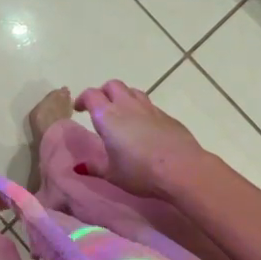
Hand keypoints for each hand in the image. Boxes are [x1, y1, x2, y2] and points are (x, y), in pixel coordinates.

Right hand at [74, 80, 208, 197]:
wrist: (182, 169)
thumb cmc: (140, 172)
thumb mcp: (112, 174)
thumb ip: (94, 167)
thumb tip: (78, 167)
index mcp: (108, 116)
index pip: (91, 95)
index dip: (82, 99)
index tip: (79, 109)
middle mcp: (127, 106)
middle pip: (112, 85)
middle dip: (103, 92)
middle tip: (100, 107)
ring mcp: (149, 108)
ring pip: (132, 91)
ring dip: (123, 97)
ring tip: (122, 113)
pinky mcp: (167, 116)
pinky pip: (149, 105)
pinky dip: (141, 110)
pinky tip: (144, 127)